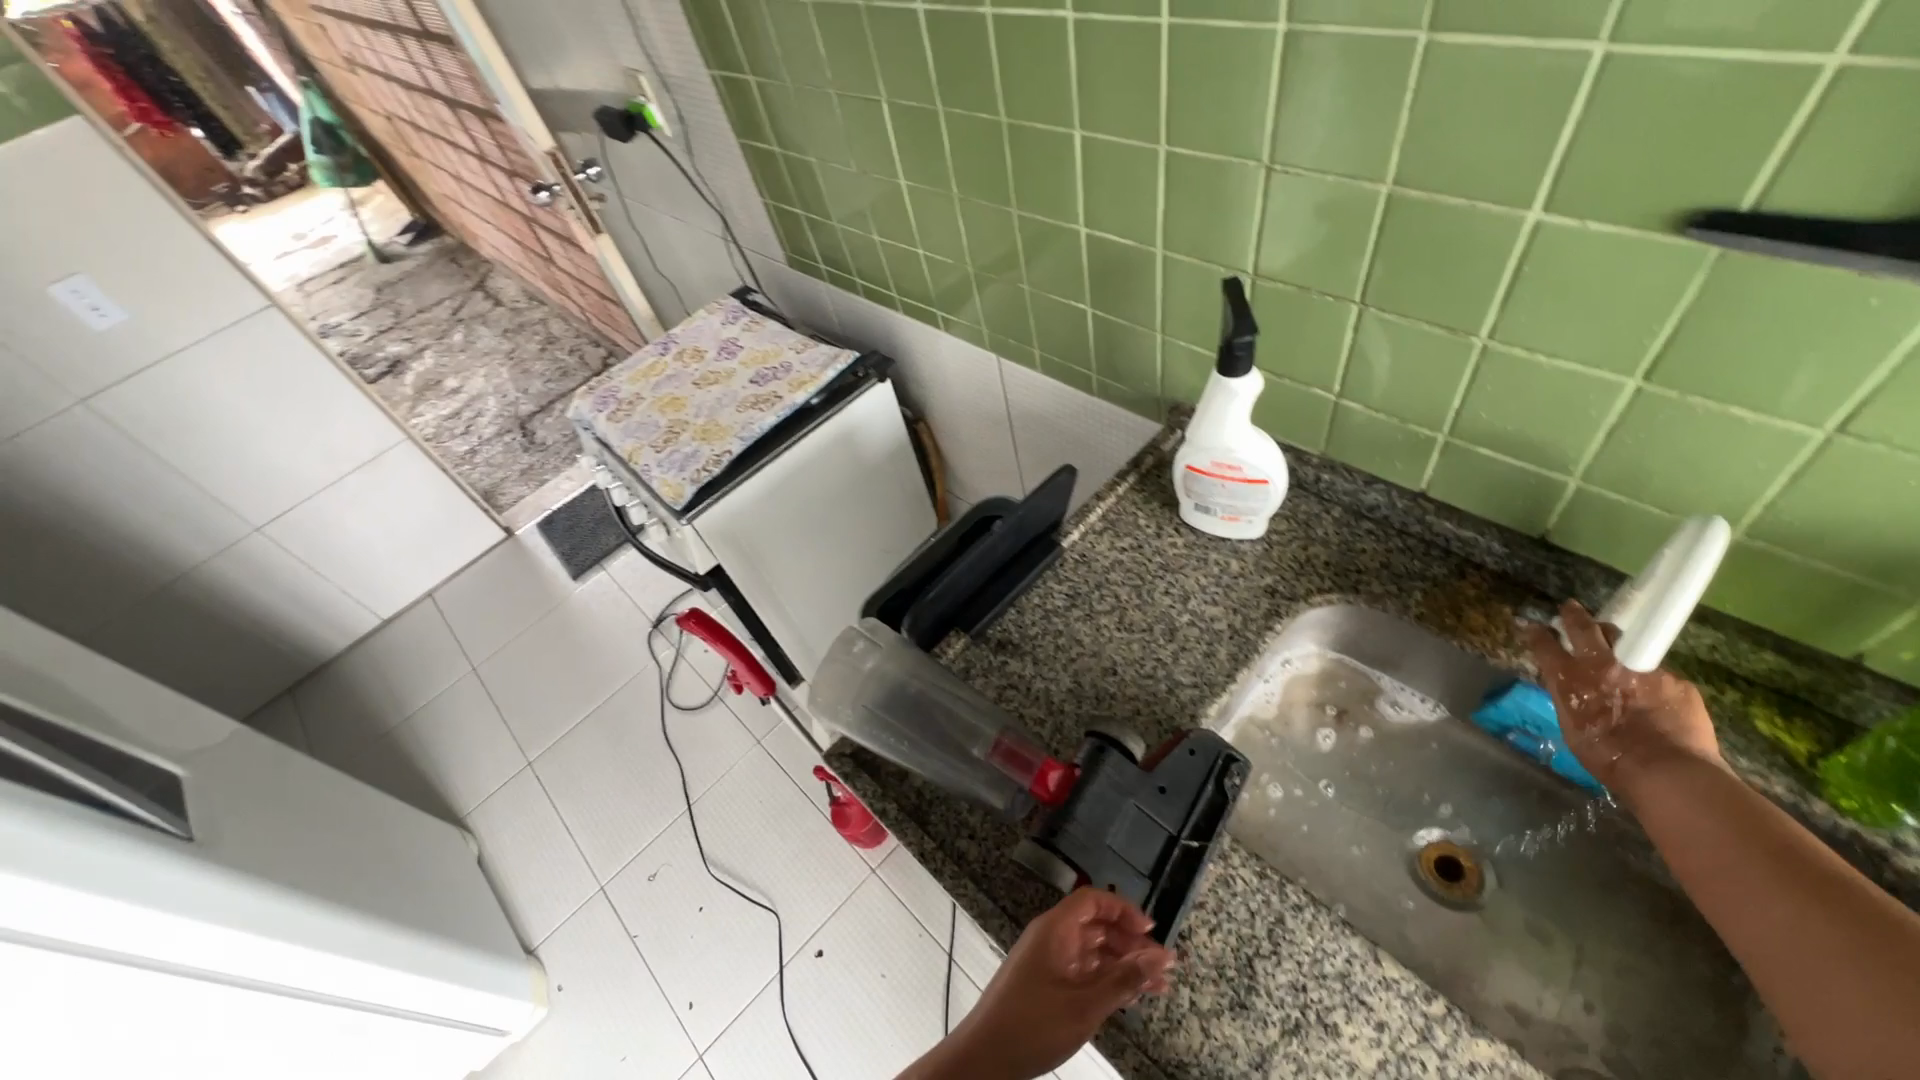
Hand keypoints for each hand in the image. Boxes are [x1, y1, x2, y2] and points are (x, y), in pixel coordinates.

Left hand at [907, 889, 1175, 1079]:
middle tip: (1162, 965)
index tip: (1151, 931)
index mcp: (1055, 930)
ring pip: (1093, 952)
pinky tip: (1131, 997)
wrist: (984, 1056)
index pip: (1093, 900)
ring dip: (1124, 965)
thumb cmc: (1031, 1025)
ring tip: (1158, 986)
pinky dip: (1108, 980)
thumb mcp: (1085, 1004)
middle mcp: (1051, 938)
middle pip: (1096, 926)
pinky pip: (1084, 971)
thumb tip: (1160, 956)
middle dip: (1131, 942)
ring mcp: (1048, 961)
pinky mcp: (1046, 984)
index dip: (1124, 910)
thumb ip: (1125, 978)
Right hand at [1525, 600, 1723, 792]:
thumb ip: (1572, 699)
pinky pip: (1658, 672)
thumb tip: (1576, 689)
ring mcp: (1642, 668)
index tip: (1532, 625)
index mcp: (1570, 679)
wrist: (1667, 769)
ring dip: (1616, 642)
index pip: (1545, 645)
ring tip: (1615, 645)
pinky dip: (1651, 679)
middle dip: (1575, 616)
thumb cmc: (1608, 757)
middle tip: (1571, 608)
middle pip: (1585, 628)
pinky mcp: (1675, 680)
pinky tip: (1655, 696)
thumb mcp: (1573, 727)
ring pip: (1626, 643)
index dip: (1538, 634)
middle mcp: (1602, 665)